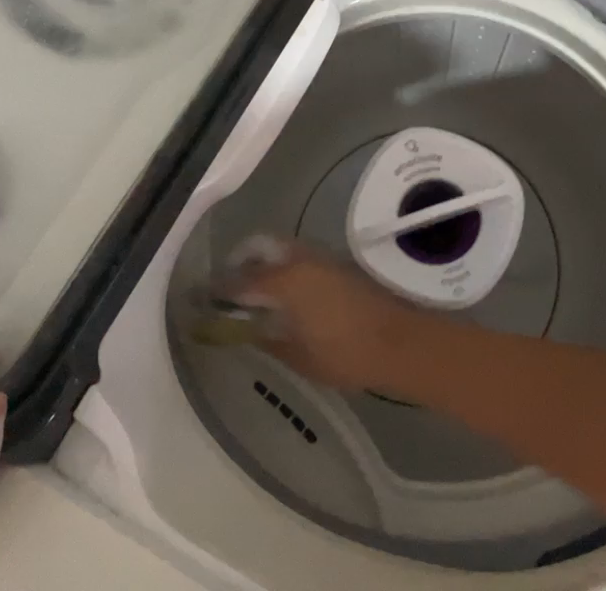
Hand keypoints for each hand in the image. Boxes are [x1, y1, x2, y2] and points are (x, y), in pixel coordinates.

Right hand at [225, 235, 442, 395]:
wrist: (402, 344)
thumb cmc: (347, 354)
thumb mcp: (299, 356)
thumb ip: (268, 338)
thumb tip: (249, 329)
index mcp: (286, 281)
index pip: (240, 280)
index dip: (219, 290)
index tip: (203, 298)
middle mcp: (302, 260)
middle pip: (261, 248)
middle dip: (241, 263)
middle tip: (229, 288)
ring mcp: (324, 259)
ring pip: (283, 249)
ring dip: (265, 264)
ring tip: (256, 293)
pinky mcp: (340, 266)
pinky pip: (302, 258)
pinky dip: (286, 268)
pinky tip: (285, 295)